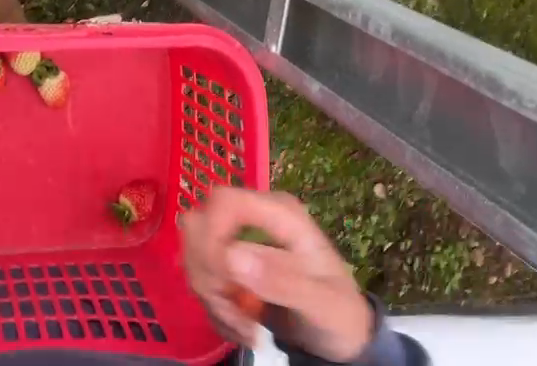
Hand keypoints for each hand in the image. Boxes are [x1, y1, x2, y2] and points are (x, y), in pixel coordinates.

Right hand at [180, 188, 374, 361]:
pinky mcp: (228, 261)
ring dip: (210, 296)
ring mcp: (238, 237)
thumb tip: (231, 255)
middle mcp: (254, 217)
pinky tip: (241, 326)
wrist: (342, 334)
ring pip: (193, 253)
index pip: (224, 200)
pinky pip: (199, 277)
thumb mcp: (322, 302)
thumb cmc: (339, 312)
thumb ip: (283, 280)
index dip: (210, 236)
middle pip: (199, 224)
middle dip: (207, 273)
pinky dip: (213, 307)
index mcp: (279, 213)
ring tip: (245, 327)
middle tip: (236, 311)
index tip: (222, 283)